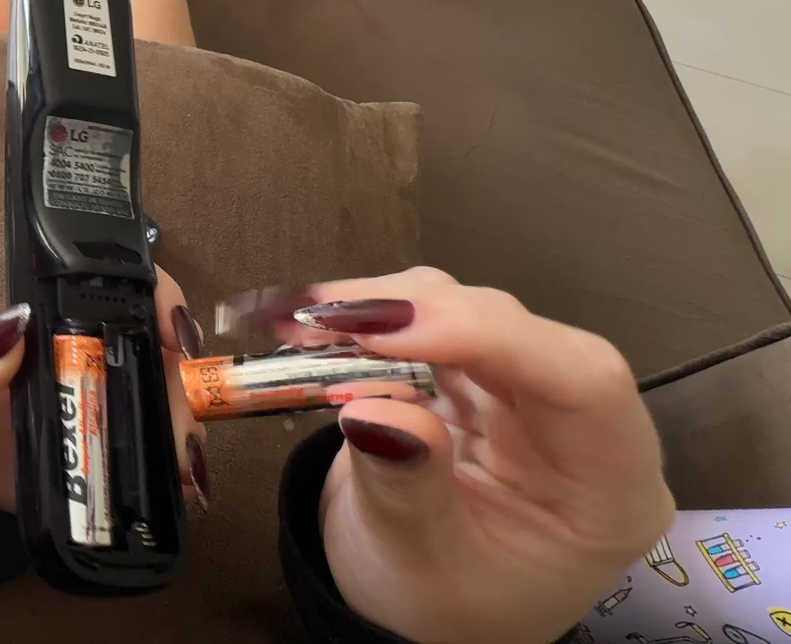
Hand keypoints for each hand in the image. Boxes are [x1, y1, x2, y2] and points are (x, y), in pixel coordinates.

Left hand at [0, 275, 208, 512]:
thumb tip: (10, 323)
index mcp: (44, 329)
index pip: (108, 290)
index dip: (153, 298)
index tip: (173, 332)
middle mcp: (82, 358)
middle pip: (152, 344)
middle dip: (178, 373)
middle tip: (175, 418)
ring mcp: (102, 402)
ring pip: (167, 392)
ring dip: (185, 418)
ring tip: (179, 459)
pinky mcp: (112, 448)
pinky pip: (160, 444)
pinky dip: (180, 459)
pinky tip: (180, 479)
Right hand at [296, 268, 673, 643]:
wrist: (404, 596)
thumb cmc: (432, 598)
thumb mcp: (416, 557)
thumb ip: (406, 485)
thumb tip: (376, 411)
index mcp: (599, 488)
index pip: (580, 382)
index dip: (485, 336)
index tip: (381, 334)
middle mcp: (566, 428)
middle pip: (514, 330)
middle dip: (415, 310)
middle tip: (321, 315)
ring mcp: (510, 398)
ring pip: (460, 311)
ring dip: (378, 305)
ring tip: (303, 319)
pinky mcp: (456, 380)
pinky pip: (415, 324)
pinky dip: (360, 317)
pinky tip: (313, 325)